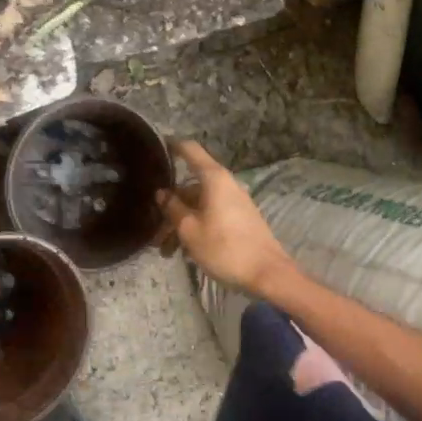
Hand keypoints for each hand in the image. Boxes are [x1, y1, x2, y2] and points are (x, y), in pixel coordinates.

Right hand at [157, 140, 297, 297]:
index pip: (190, 150)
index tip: (155, 148)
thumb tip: (162, 193)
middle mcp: (225, 184)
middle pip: (191, 187)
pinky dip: (196, 227)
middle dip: (170, 207)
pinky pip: (211, 215)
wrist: (268, 274)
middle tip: (153, 231)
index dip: (172, 146)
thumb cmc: (224, 248)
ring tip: (166, 251)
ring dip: (181, 223)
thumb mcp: (190, 229)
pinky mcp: (240, 219)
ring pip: (199, 205)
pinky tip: (185, 251)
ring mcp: (234, 202)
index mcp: (213, 178)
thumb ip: (173, 208)